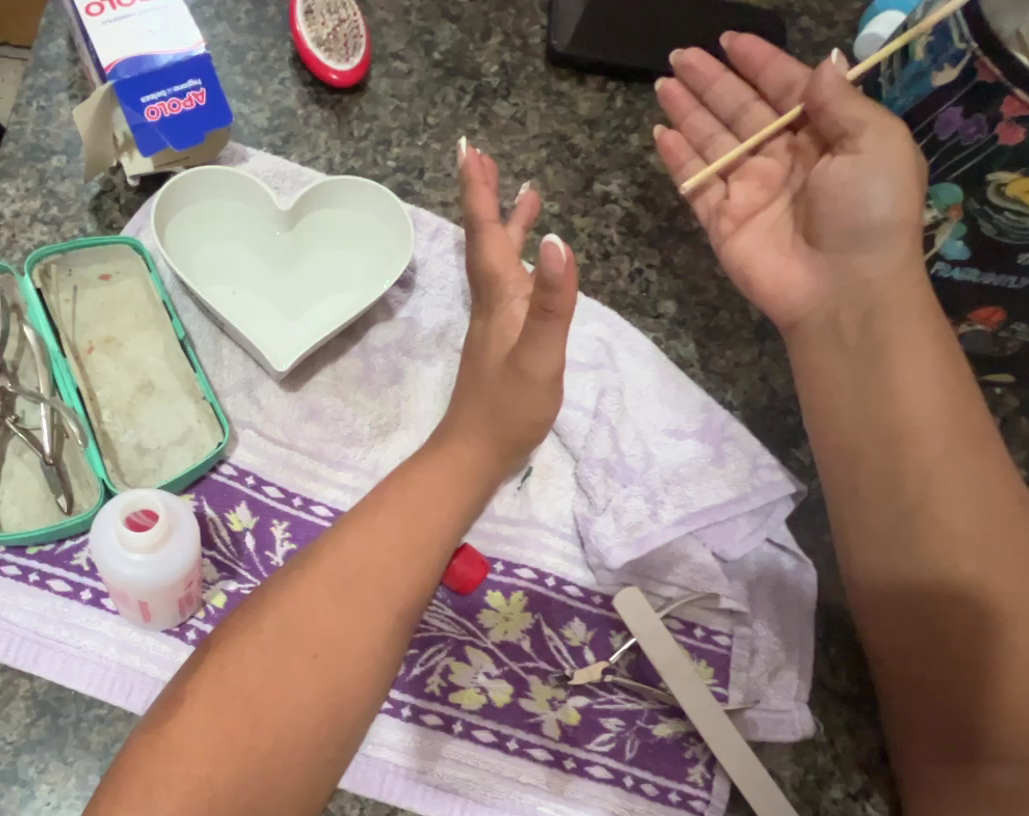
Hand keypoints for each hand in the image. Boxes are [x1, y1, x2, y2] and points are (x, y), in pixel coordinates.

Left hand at [435, 140, 578, 479]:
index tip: (467, 149)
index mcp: (499, 299)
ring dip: (506, 226)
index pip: (487, 235)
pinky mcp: (503, 340)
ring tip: (526, 193)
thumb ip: (553, 303)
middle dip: (486, 198)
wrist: (476, 452)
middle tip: (483, 156)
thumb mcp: (540, 356)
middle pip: (486, 241)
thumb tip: (561, 240)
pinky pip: (510, 284)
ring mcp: (497, 322)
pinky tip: (534, 263)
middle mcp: (493, 303)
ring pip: (498, 262)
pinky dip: (520, 260)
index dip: (478, 193)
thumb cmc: (509, 409)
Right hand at [654, 36, 927, 332]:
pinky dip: (678, 159)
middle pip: (739, 109)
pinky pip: (695, 184)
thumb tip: (817, 64)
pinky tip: (661, 132)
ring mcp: (747, 189)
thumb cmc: (871, 210)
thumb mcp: (876, 142)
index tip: (729, 39)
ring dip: (688, 111)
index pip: (784, 88)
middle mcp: (781, 156)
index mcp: (824, 133)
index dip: (758, 61)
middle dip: (711, 80)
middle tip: (681, 54)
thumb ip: (840, 103)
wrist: (843, 285)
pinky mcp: (720, 221)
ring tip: (664, 82)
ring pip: (712, 141)